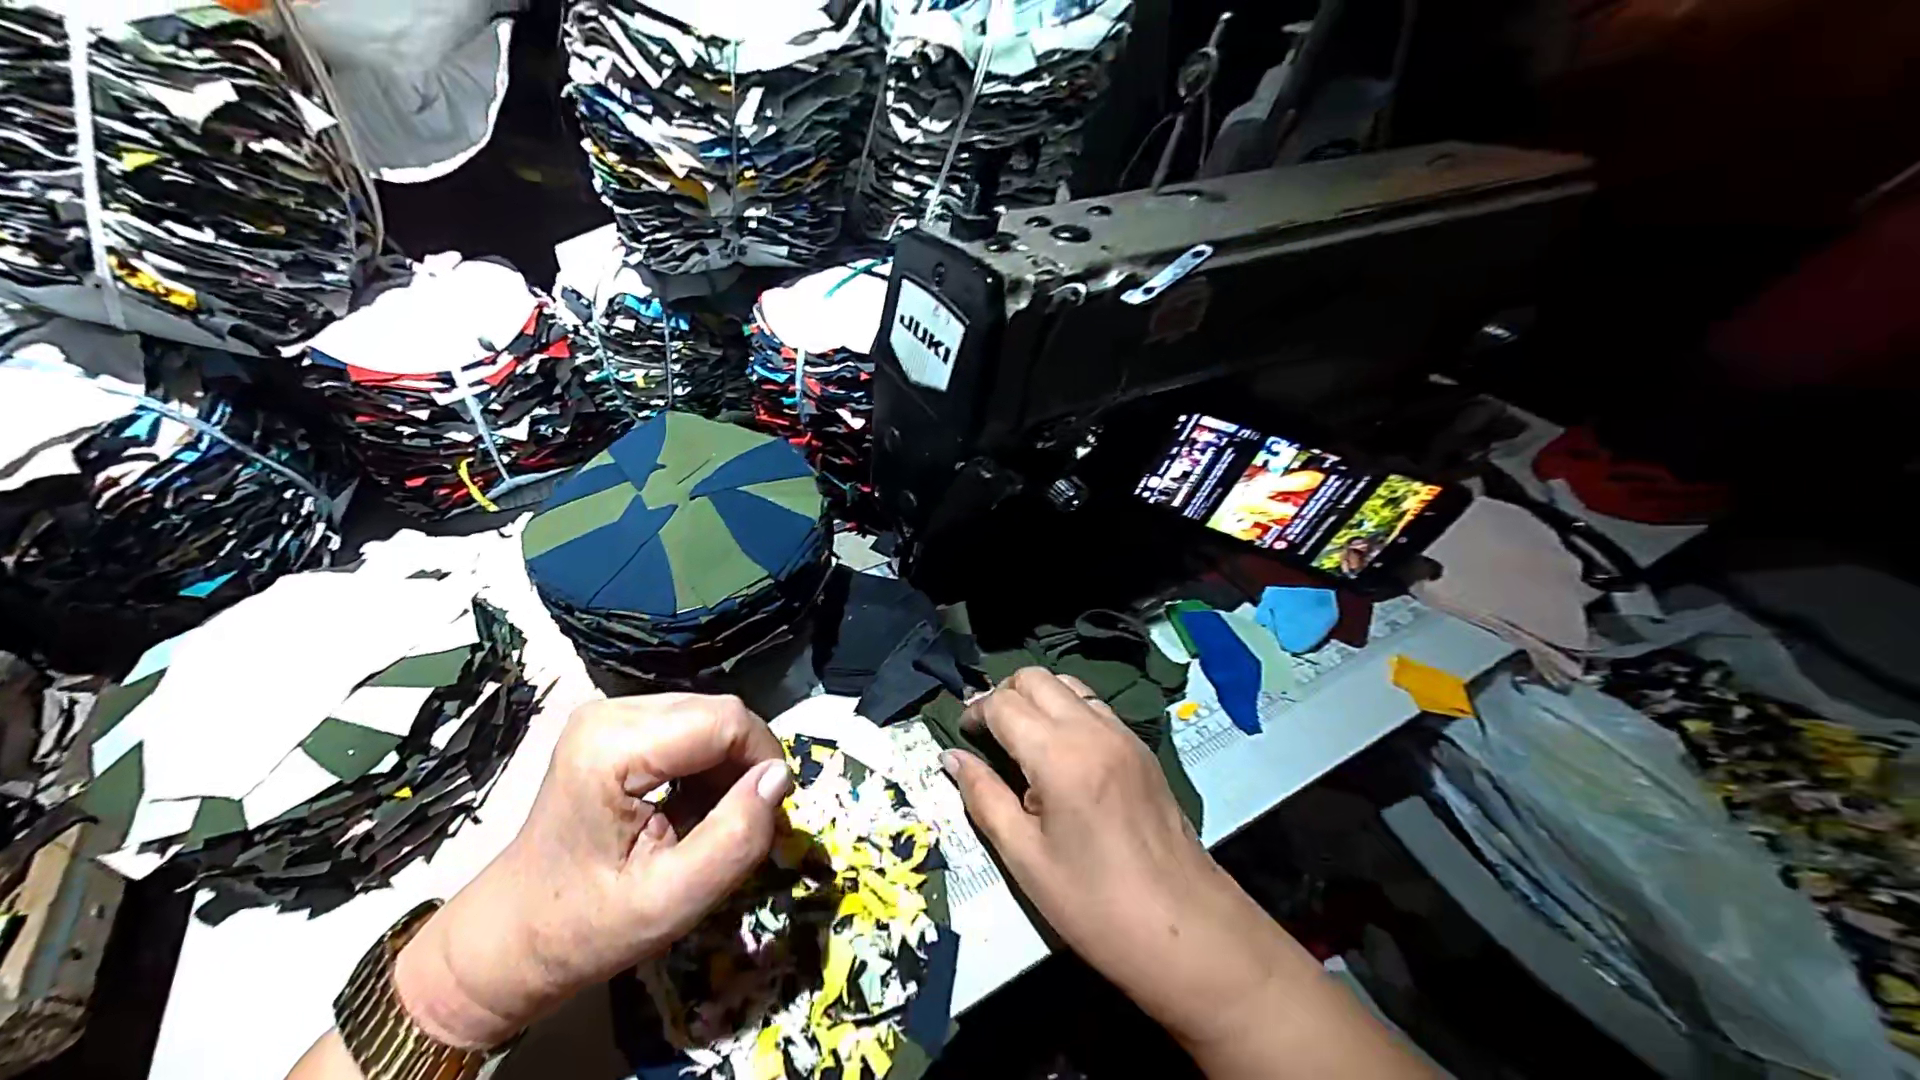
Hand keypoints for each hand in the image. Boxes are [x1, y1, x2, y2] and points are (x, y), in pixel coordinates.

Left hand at [392, 694, 794, 1048]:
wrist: (509, 938)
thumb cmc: (583, 928)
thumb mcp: (670, 901)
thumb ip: (734, 837)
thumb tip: (780, 777)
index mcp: (612, 746)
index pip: (725, 721)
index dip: (763, 761)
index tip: (768, 815)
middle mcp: (611, 712)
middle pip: (720, 713)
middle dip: (748, 764)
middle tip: (745, 822)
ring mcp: (610, 713)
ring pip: (712, 716)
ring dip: (731, 765)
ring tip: (717, 818)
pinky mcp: (616, 724)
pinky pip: (692, 725)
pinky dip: (709, 763)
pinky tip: (695, 804)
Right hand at [943, 670, 1432, 1079]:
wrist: (1188, 931)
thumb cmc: (1095, 905)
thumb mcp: (1025, 858)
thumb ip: (983, 797)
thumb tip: (952, 759)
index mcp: (1060, 755)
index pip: (1003, 703)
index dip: (975, 712)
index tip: (963, 736)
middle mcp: (1093, 729)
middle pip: (1035, 677)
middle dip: (1003, 695)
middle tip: (987, 733)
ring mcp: (1123, 734)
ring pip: (1068, 683)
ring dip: (1036, 698)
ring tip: (1020, 738)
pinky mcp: (1141, 747)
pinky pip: (1094, 705)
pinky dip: (1066, 709)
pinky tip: (1058, 750)